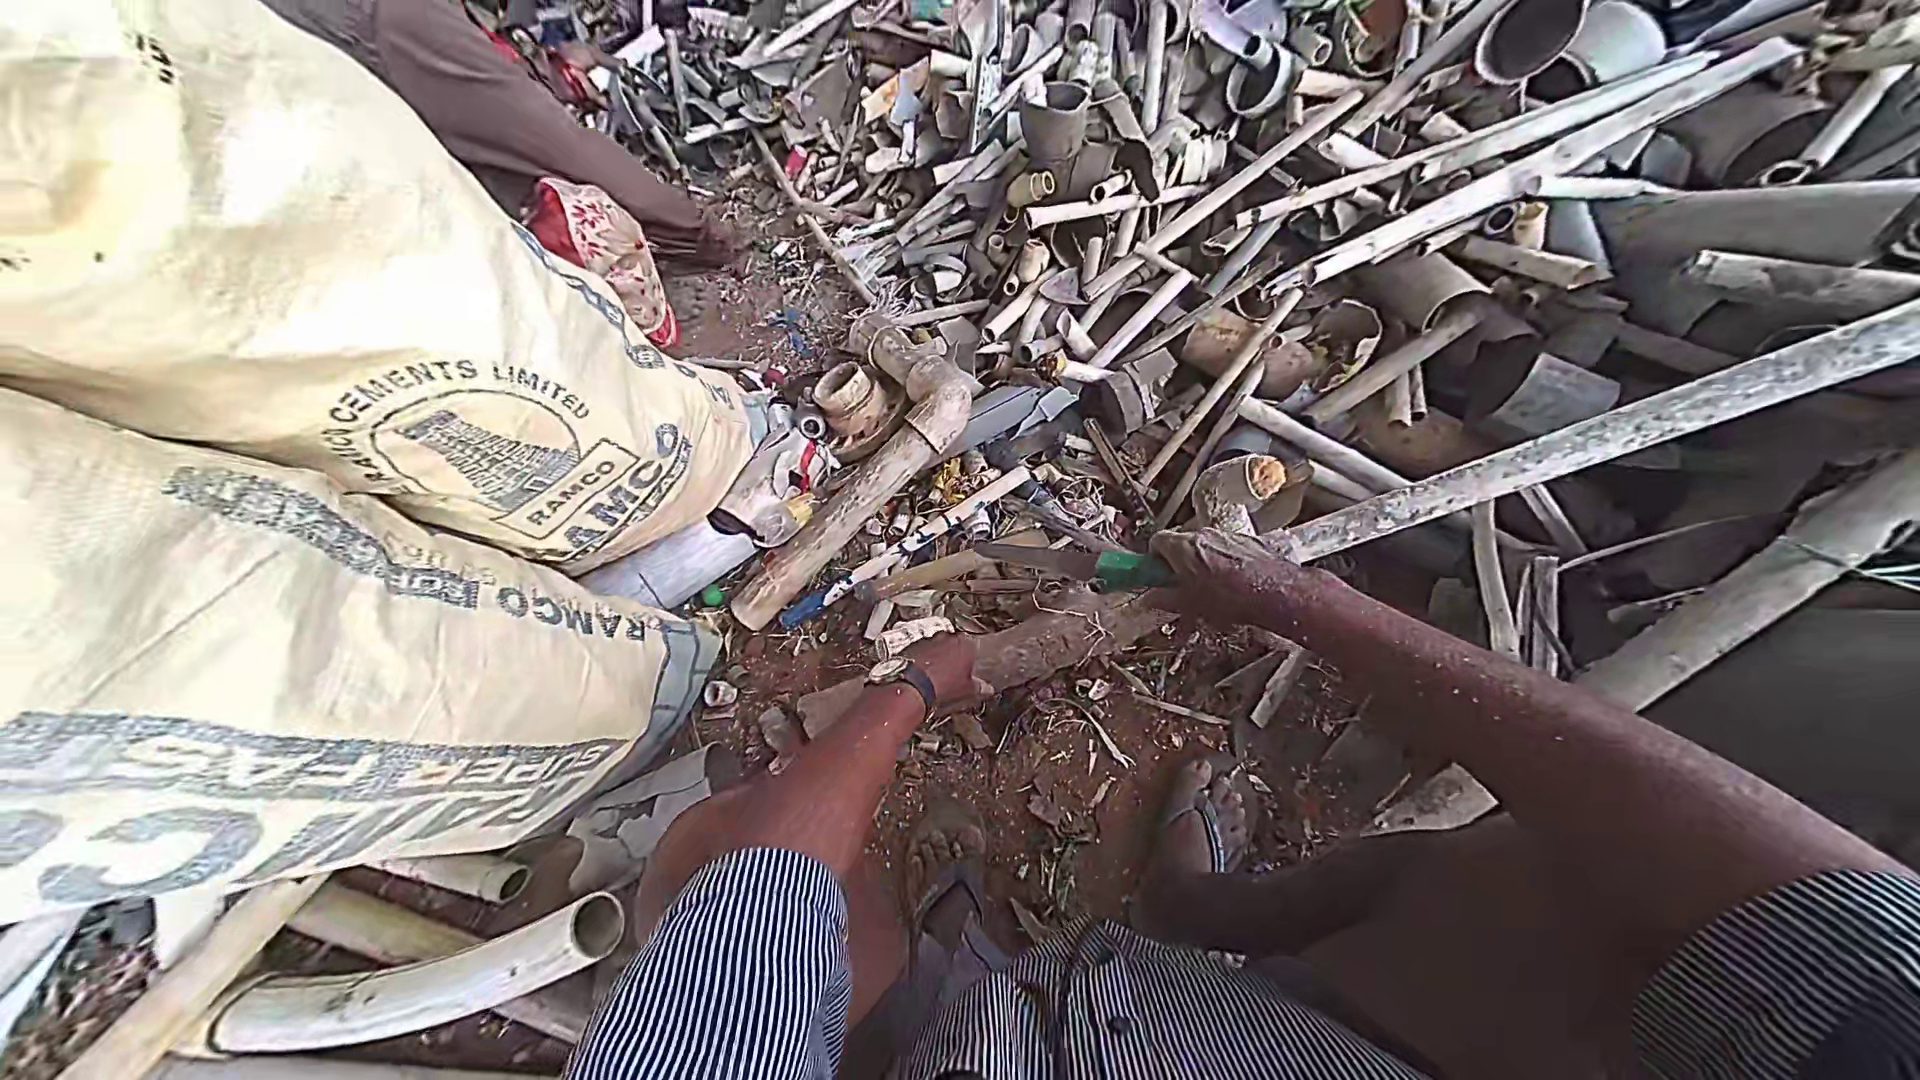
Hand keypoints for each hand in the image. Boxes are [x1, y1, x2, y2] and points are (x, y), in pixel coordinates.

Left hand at [899, 632, 983, 705]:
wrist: (917, 686)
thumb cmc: (946, 685)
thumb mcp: (968, 689)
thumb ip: (980, 686)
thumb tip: (988, 689)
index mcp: (966, 644)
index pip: (974, 646)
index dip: (972, 657)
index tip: (971, 666)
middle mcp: (950, 637)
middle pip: (957, 643)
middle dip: (957, 654)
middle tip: (957, 669)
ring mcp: (933, 639)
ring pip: (942, 645)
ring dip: (942, 654)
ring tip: (941, 671)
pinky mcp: (918, 644)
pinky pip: (927, 649)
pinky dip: (928, 657)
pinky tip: (928, 670)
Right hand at [1145, 528, 1329, 627]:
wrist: (1277, 593)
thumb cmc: (1230, 598)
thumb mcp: (1189, 604)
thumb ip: (1164, 598)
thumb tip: (1149, 599)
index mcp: (1182, 547)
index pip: (1157, 540)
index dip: (1155, 558)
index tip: (1157, 573)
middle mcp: (1203, 534)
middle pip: (1181, 543)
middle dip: (1179, 562)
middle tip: (1183, 585)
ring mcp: (1227, 535)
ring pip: (1206, 546)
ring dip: (1203, 563)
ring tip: (1212, 588)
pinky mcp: (1248, 541)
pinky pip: (1227, 549)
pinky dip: (1225, 562)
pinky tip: (1234, 584)